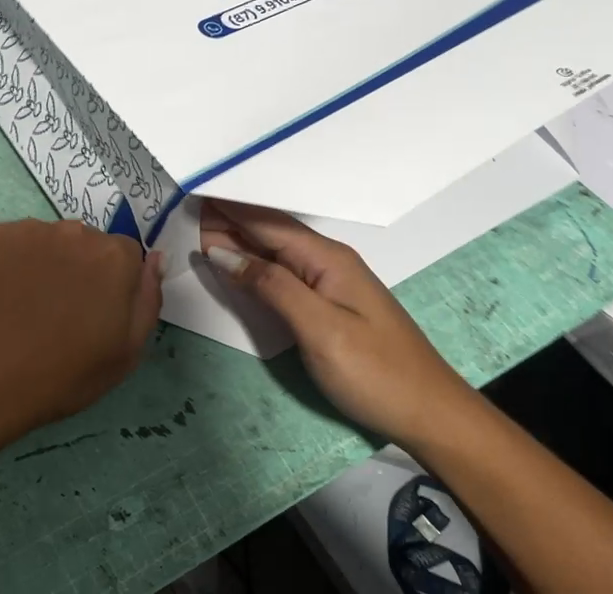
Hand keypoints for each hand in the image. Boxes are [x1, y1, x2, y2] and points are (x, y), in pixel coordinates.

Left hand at [0, 219, 161, 444]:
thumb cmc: (64, 374)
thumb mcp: (127, 352)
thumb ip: (148, 298)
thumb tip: (154, 257)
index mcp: (114, 257)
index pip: (126, 256)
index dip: (113, 286)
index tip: (96, 314)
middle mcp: (73, 231)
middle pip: (85, 243)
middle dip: (79, 269)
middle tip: (60, 313)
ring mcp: (27, 229)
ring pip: (46, 240)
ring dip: (44, 263)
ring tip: (25, 307)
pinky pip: (10, 243)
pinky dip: (8, 262)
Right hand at [200, 201, 477, 447]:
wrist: (433, 418)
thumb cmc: (376, 372)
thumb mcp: (320, 329)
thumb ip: (270, 286)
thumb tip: (221, 251)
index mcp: (325, 258)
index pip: (264, 222)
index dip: (226, 207)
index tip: (187, 193)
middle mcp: (326, 261)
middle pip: (266, 231)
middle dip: (225, 220)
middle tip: (179, 216)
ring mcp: (328, 283)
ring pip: (271, 251)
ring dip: (235, 241)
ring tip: (194, 232)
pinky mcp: (326, 305)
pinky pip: (279, 272)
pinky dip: (251, 264)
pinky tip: (232, 266)